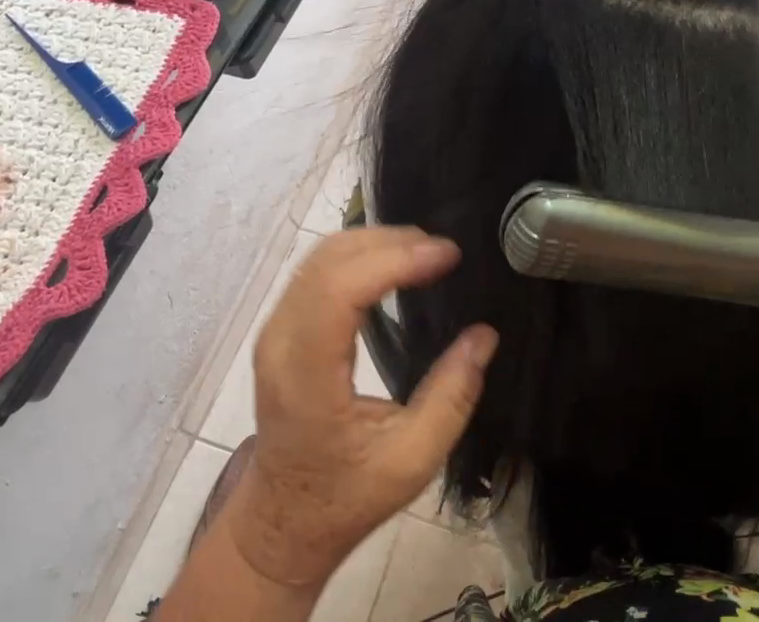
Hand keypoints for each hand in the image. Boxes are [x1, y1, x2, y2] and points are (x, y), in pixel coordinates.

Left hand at [225, 227, 497, 587]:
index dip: (394, 260)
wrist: (285, 517)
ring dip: (373, 242)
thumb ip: (452, 396)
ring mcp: (274, 332)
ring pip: (318, 257)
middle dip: (389, 242)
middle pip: (327, 261)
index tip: (447, 255)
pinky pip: (315, 271)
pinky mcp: (280, 329)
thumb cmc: (347, 495)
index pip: (338, 291)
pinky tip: (393, 263)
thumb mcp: (413, 460)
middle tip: (443, 251)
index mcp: (306, 377)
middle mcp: (281, 343)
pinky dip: (357, 255)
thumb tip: (484, 335)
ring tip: (425, 252)